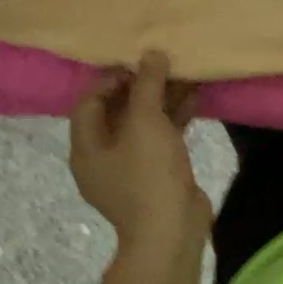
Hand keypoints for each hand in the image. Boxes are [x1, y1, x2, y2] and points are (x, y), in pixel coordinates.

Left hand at [69, 51, 212, 255]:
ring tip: (186, 75)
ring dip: (162, 99)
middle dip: (142, 86)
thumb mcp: (146, 122)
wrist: (170, 230)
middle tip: (166, 64)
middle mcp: (102, 157)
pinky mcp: (154, 173)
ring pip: (142, 123)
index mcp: (87, 148)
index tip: (140, 62)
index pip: (89, 102)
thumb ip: (147, 85)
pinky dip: (175, 117)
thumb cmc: (148, 173)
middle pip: (116, 111)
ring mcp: (129, 167)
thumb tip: (151, 53)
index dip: (112, 78)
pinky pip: (160, 136)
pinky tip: (196, 98)